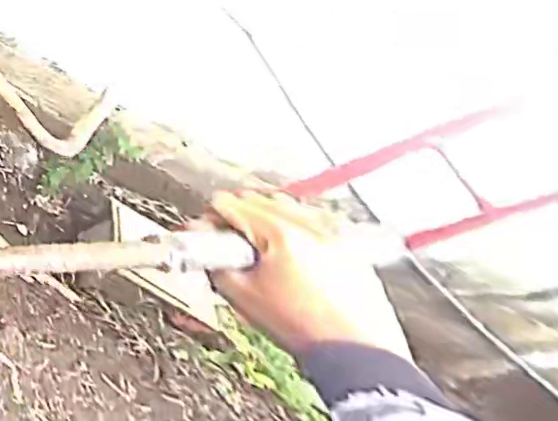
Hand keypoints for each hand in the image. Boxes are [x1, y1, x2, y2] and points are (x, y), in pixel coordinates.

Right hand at [204, 190, 411, 357]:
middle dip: (239, 213)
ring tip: (264, 243)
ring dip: (267, 215)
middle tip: (234, 237)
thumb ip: (214, 262)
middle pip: (256, 197)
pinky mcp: (350, 245)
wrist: (358, 359)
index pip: (229, 202)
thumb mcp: (243, 296)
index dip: (212, 216)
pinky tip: (293, 250)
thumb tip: (199, 237)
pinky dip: (297, 224)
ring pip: (285, 203)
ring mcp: (331, 232)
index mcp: (278, 232)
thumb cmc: (303, 329)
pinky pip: (313, 218)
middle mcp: (306, 224)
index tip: (210, 230)